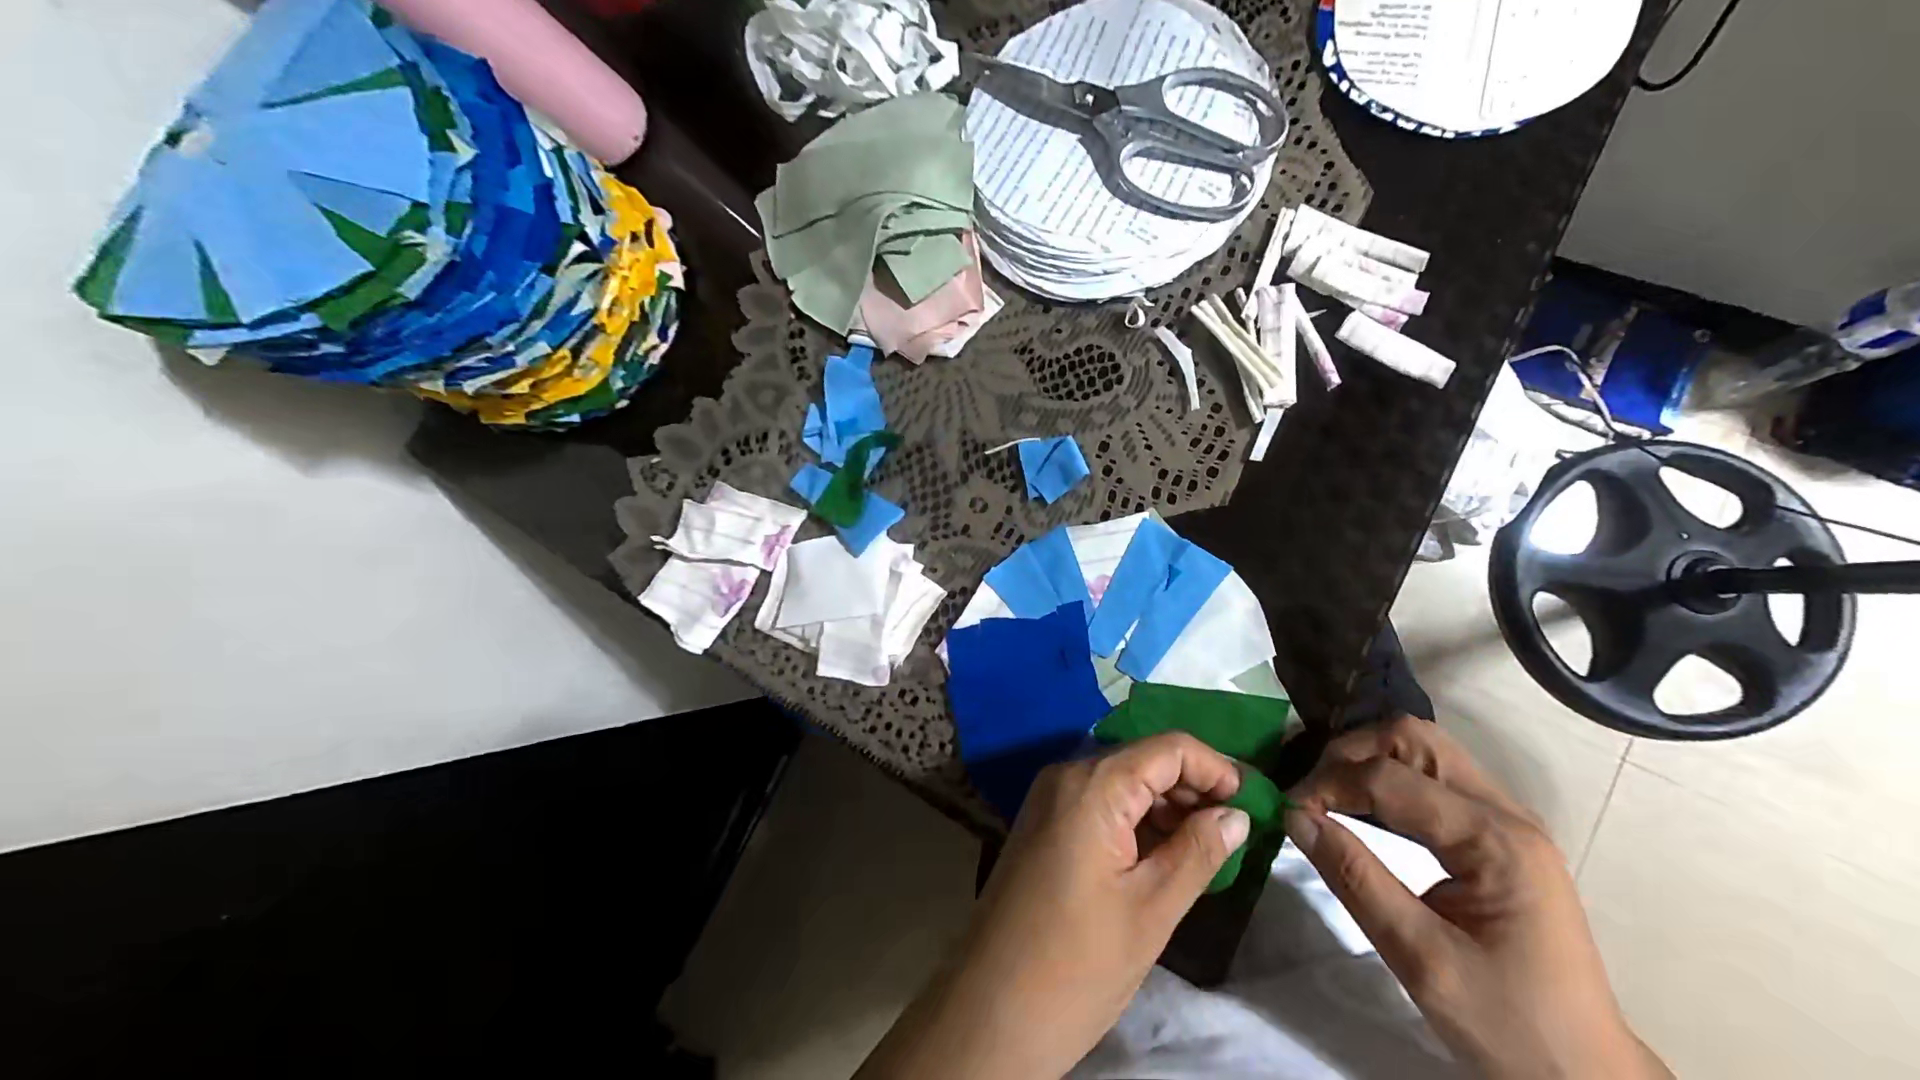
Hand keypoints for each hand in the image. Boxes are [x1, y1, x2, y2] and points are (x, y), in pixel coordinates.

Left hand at [856, 733, 1250, 1079]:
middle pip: (1143, 761)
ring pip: (1121, 782)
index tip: (1254, 801)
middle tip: (1237, 828)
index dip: (1216, 767)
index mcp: (1092, 786)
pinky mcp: (1043, 824)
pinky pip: (1099, 804)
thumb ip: (1199, 851)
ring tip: (1208, 847)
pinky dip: (1136, 820)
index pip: (1168, 748)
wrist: (992, 1008)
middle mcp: (1066, 777)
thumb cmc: (1079, 962)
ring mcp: (1049, 799)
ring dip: (1166, 806)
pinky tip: (1165, 853)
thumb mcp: (1152, 908)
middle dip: (1193, 787)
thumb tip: (1237, 813)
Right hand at [1287, 716, 1671, 1079]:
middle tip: (1310, 794)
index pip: (1390, 778)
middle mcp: (1507, 814)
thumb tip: (1293, 816)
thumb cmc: (1506, 1022)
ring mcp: (1507, 821)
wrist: (1584, 1075)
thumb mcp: (1419, 957)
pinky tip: (1362, 807)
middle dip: (1350, 754)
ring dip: (1368, 760)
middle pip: (1415, 740)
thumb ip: (1354, 878)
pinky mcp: (1498, 835)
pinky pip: (1434, 778)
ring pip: (1424, 750)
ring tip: (1328, 796)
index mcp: (1496, 841)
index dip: (1328, 785)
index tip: (1287, 812)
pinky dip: (1388, 778)